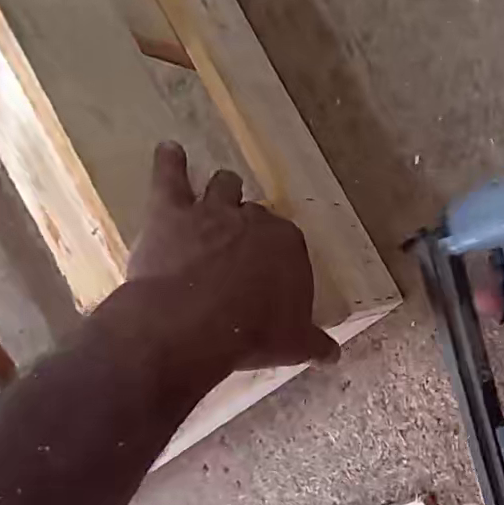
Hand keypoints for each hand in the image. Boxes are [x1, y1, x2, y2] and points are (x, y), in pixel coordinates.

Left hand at [125, 142, 336, 370]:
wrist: (193, 324)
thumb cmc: (252, 333)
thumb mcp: (293, 344)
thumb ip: (315, 344)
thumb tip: (334, 355)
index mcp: (289, 246)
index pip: (289, 243)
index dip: (280, 256)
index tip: (273, 271)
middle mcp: (255, 221)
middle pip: (257, 214)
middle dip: (253, 224)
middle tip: (245, 240)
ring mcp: (212, 212)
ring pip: (223, 186)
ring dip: (224, 187)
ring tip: (223, 186)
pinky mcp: (170, 212)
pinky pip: (170, 178)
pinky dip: (170, 162)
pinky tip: (170, 149)